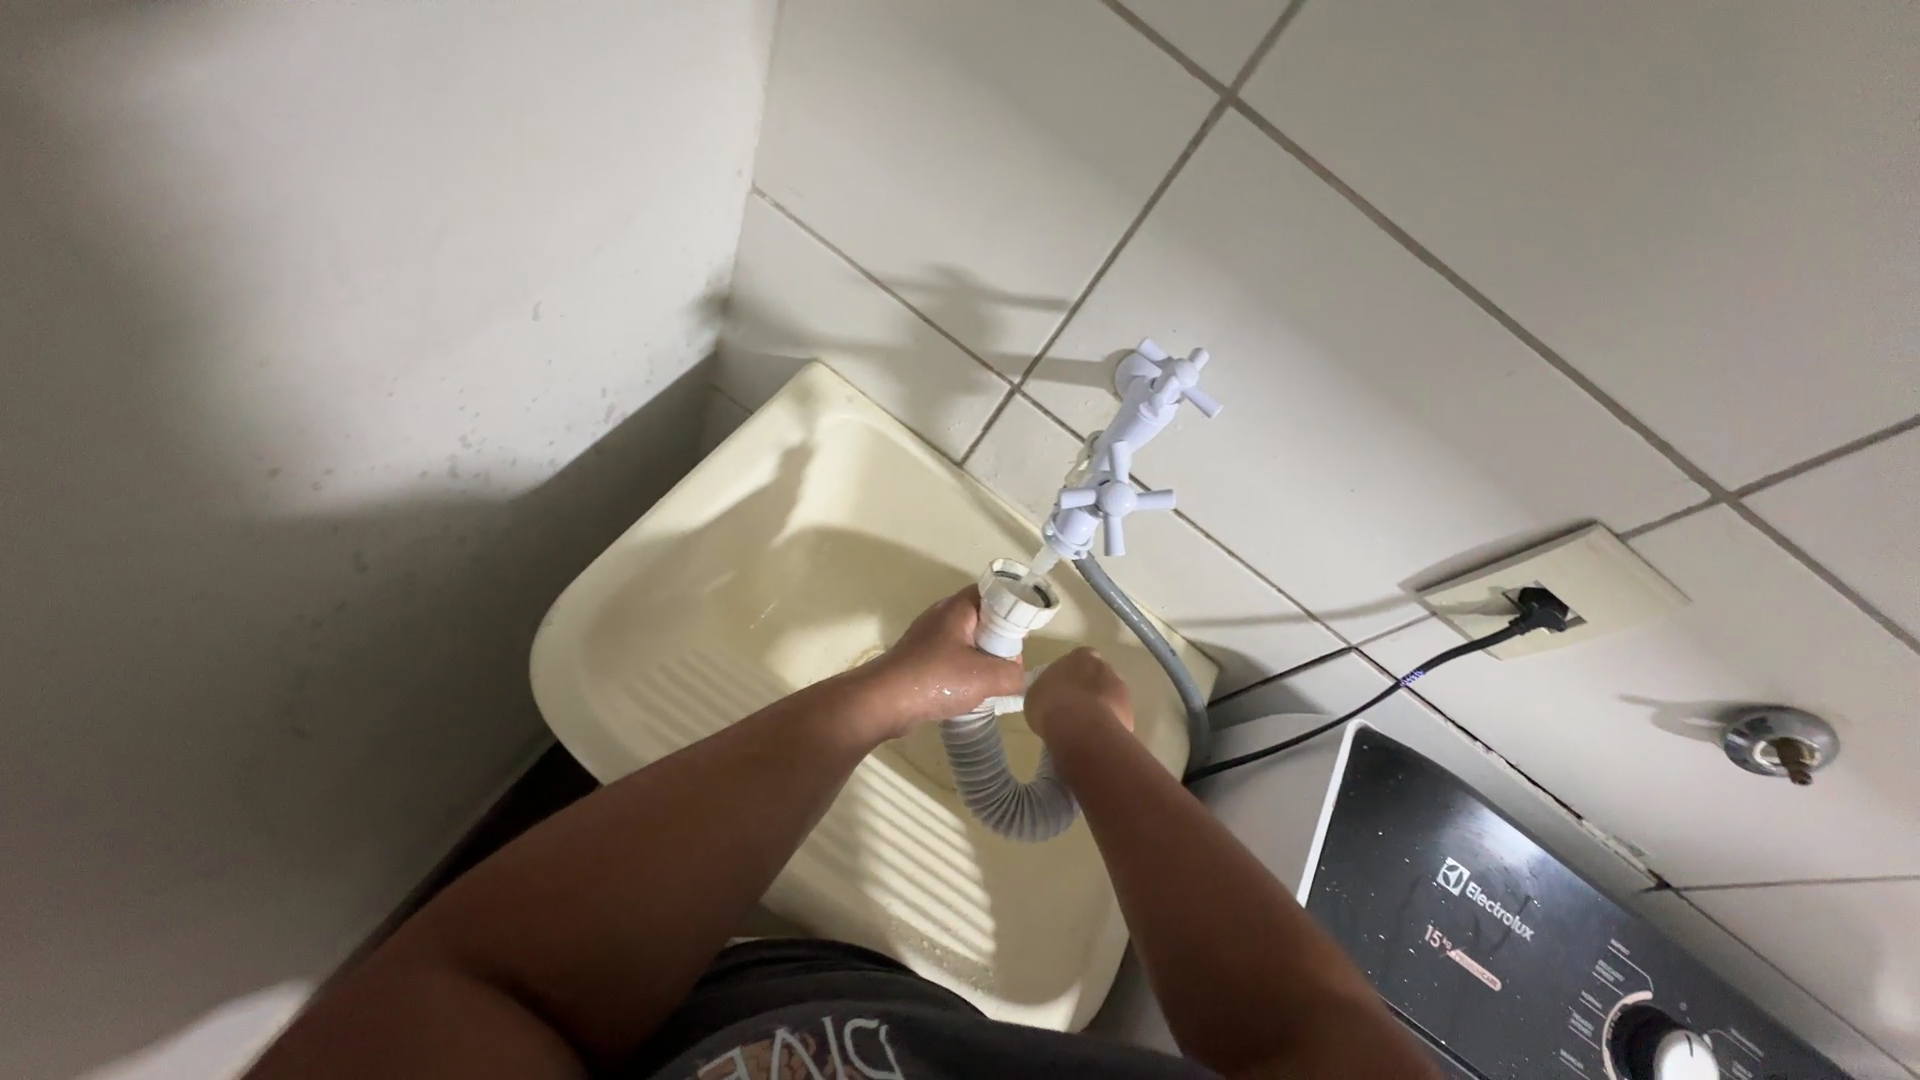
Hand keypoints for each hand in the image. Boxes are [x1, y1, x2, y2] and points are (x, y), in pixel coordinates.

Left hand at [857, 586, 1024, 738]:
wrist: (884, 701)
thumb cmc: (935, 679)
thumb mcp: (985, 677)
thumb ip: (1013, 674)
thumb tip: (1017, 676)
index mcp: (958, 608)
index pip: (995, 592)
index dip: (1013, 609)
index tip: (1022, 635)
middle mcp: (943, 615)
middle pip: (984, 618)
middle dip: (1000, 640)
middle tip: (1008, 663)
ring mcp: (929, 637)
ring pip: (969, 640)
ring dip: (983, 659)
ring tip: (990, 681)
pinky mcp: (921, 658)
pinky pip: (953, 657)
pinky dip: (965, 671)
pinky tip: (968, 692)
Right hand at [1025, 646, 1132, 743]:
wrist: (1079, 727)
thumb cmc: (1050, 705)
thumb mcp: (1037, 695)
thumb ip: (1048, 690)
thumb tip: (1051, 697)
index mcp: (1080, 657)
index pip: (1081, 659)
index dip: (1074, 674)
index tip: (1066, 688)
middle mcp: (1104, 667)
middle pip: (1099, 675)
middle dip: (1091, 688)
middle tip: (1076, 707)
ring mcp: (1120, 689)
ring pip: (1111, 696)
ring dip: (1102, 706)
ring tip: (1086, 726)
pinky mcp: (1129, 711)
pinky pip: (1117, 716)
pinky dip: (1110, 724)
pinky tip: (1097, 736)